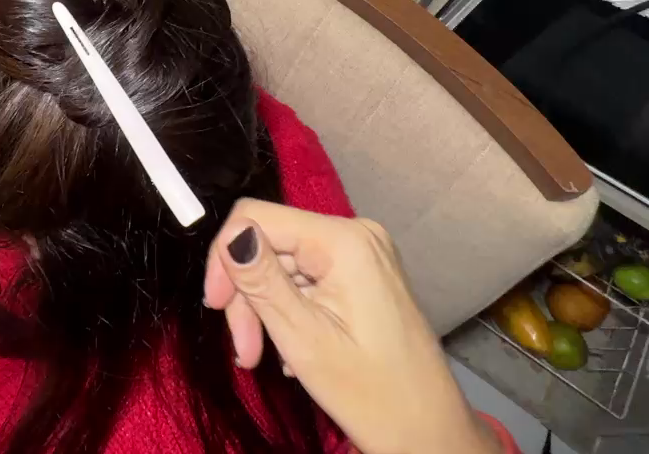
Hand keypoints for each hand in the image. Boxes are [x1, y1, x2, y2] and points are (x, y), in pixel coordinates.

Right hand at [204, 200, 496, 453]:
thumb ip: (262, 280)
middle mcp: (353, 233)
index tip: (214, 306)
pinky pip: (303, 274)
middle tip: (244, 350)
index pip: (255, 217)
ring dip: (263, 307)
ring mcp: (360, 251)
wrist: (434, 442)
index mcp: (344, 241)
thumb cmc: (374, 398)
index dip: (225, 256)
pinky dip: (286, 308)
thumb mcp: (305, 339)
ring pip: (280, 261)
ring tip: (261, 357)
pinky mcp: (360, 271)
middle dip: (247, 294)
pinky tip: (289, 348)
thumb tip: (229, 234)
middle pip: (268, 243)